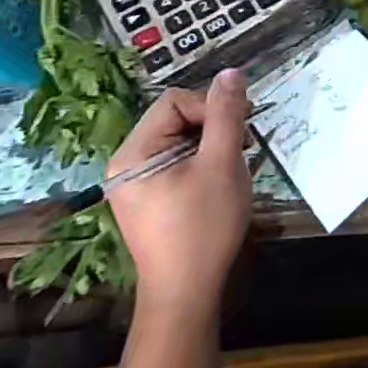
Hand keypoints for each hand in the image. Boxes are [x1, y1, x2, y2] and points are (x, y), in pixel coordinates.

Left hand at [105, 71, 251, 312]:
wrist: (185, 296)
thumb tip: (230, 72)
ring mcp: (135, 180)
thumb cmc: (202, 228)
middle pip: (176, 117)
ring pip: (180, 138)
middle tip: (240, 149)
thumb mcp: (221, 164)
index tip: (238, 132)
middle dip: (213, 126)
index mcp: (134, 151)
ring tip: (231, 167)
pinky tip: (218, 181)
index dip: (210, 108)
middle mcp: (126, 161)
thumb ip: (226, 114)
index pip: (175, 101)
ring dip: (211, 144)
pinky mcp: (148, 196)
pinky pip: (176, 160)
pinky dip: (201, 161)